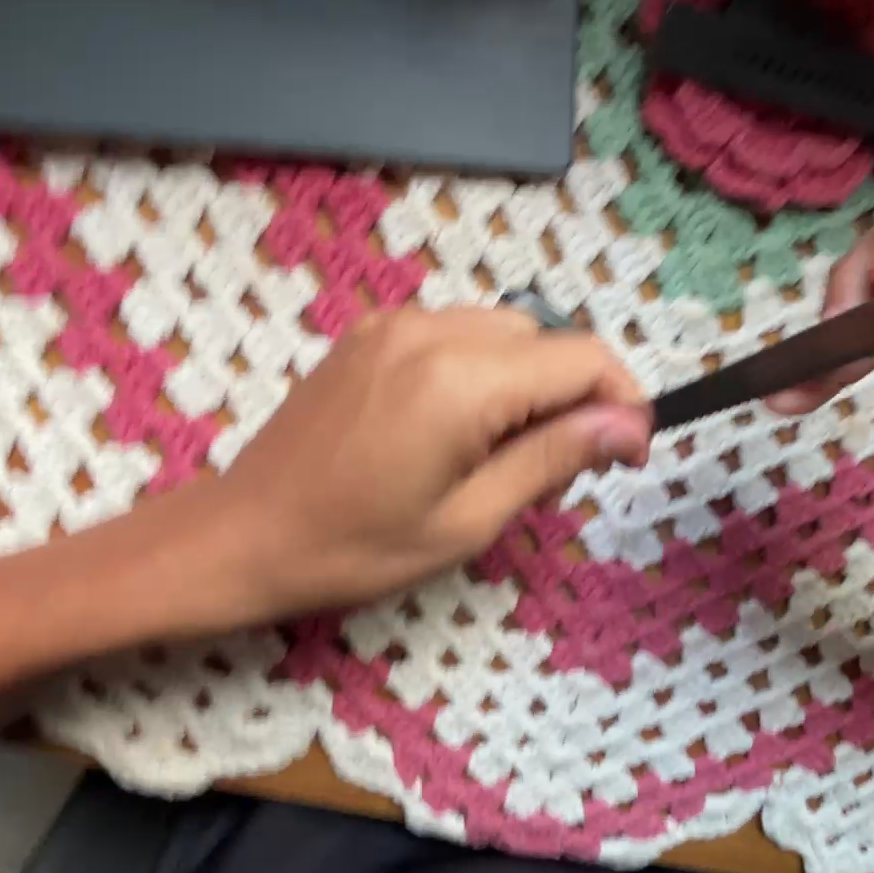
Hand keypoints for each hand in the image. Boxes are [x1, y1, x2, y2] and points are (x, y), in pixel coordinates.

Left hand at [0, 307, 651, 734]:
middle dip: (573, 399)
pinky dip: (484, 374)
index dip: (623, 402)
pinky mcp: (372, 333)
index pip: (582, 358)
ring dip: (530, 386)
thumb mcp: (469, 520)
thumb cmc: (356, 549)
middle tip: (557, 475)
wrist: (243, 536)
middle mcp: (432, 328)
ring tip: (505, 457)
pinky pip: (458, 336)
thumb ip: (554, 459)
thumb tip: (630, 426)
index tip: (629, 458)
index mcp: (461, 379)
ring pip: (506, 334)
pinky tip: (458, 430)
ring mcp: (395, 323)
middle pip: (547, 339)